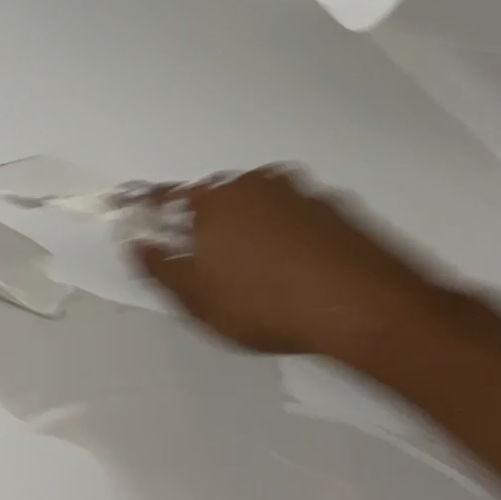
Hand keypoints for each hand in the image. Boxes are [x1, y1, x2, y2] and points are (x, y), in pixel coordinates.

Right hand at [130, 166, 447, 359]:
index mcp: (215, 200)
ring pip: (260, 210)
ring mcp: (307, 197)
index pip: (164, 197)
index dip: (142, 205)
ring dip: (248, 231)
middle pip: (216, 200)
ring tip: (252, 273)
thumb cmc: (267, 305)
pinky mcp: (345, 217)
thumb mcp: (195, 298)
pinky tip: (292, 274)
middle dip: (203, 223)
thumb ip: (158, 268)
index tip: (124, 207)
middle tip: (200, 260)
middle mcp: (259, 186)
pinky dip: (286, 240)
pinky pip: (297, 223)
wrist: (375, 313)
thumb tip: (138, 244)